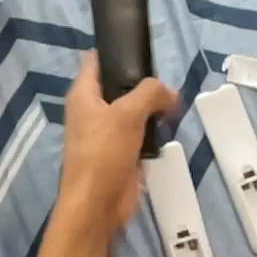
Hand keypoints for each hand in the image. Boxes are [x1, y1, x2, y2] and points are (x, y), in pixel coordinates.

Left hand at [55, 52, 178, 244]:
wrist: (98, 205)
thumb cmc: (104, 154)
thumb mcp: (128, 113)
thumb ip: (151, 93)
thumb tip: (171, 94)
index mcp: (83, 95)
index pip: (97, 60)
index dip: (118, 52)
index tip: (145, 52)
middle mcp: (92, 112)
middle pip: (120, 87)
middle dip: (144, 86)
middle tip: (168, 88)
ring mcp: (106, 135)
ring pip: (132, 113)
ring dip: (151, 112)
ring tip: (173, 109)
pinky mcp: (120, 156)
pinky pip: (139, 137)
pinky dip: (152, 135)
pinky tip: (167, 133)